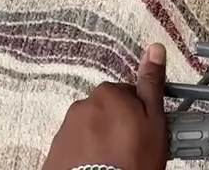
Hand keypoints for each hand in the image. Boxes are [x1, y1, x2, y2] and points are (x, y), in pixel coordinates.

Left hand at [40, 43, 168, 169]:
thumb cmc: (131, 161)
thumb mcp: (154, 121)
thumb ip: (152, 84)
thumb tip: (155, 49)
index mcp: (108, 93)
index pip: (127, 96)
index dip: (138, 115)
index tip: (143, 133)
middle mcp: (82, 106)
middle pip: (105, 112)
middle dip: (116, 127)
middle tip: (129, 151)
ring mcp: (65, 131)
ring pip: (88, 132)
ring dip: (98, 143)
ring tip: (112, 165)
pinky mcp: (53, 156)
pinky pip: (73, 151)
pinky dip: (82, 159)